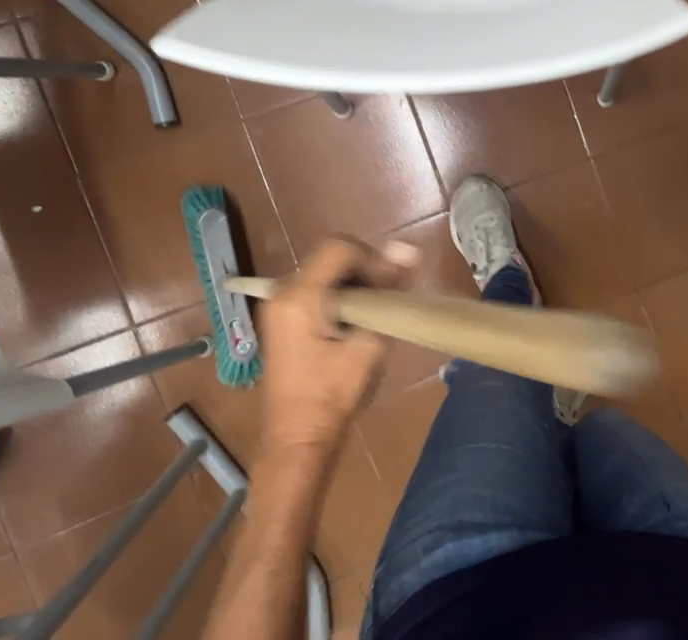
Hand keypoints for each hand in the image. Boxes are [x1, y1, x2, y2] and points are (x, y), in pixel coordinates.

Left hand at [257, 236, 417, 455]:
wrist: (298, 440)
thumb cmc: (334, 395)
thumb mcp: (370, 344)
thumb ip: (388, 293)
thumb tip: (409, 250)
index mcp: (298, 297)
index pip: (339, 248)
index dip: (373, 258)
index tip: (395, 282)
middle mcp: (281, 294)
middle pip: (331, 256)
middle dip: (367, 268)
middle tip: (392, 293)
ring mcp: (278, 307)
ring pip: (326, 271)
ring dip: (357, 281)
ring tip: (380, 307)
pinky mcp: (283, 320)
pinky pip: (318, 289)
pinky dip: (344, 293)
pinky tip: (360, 318)